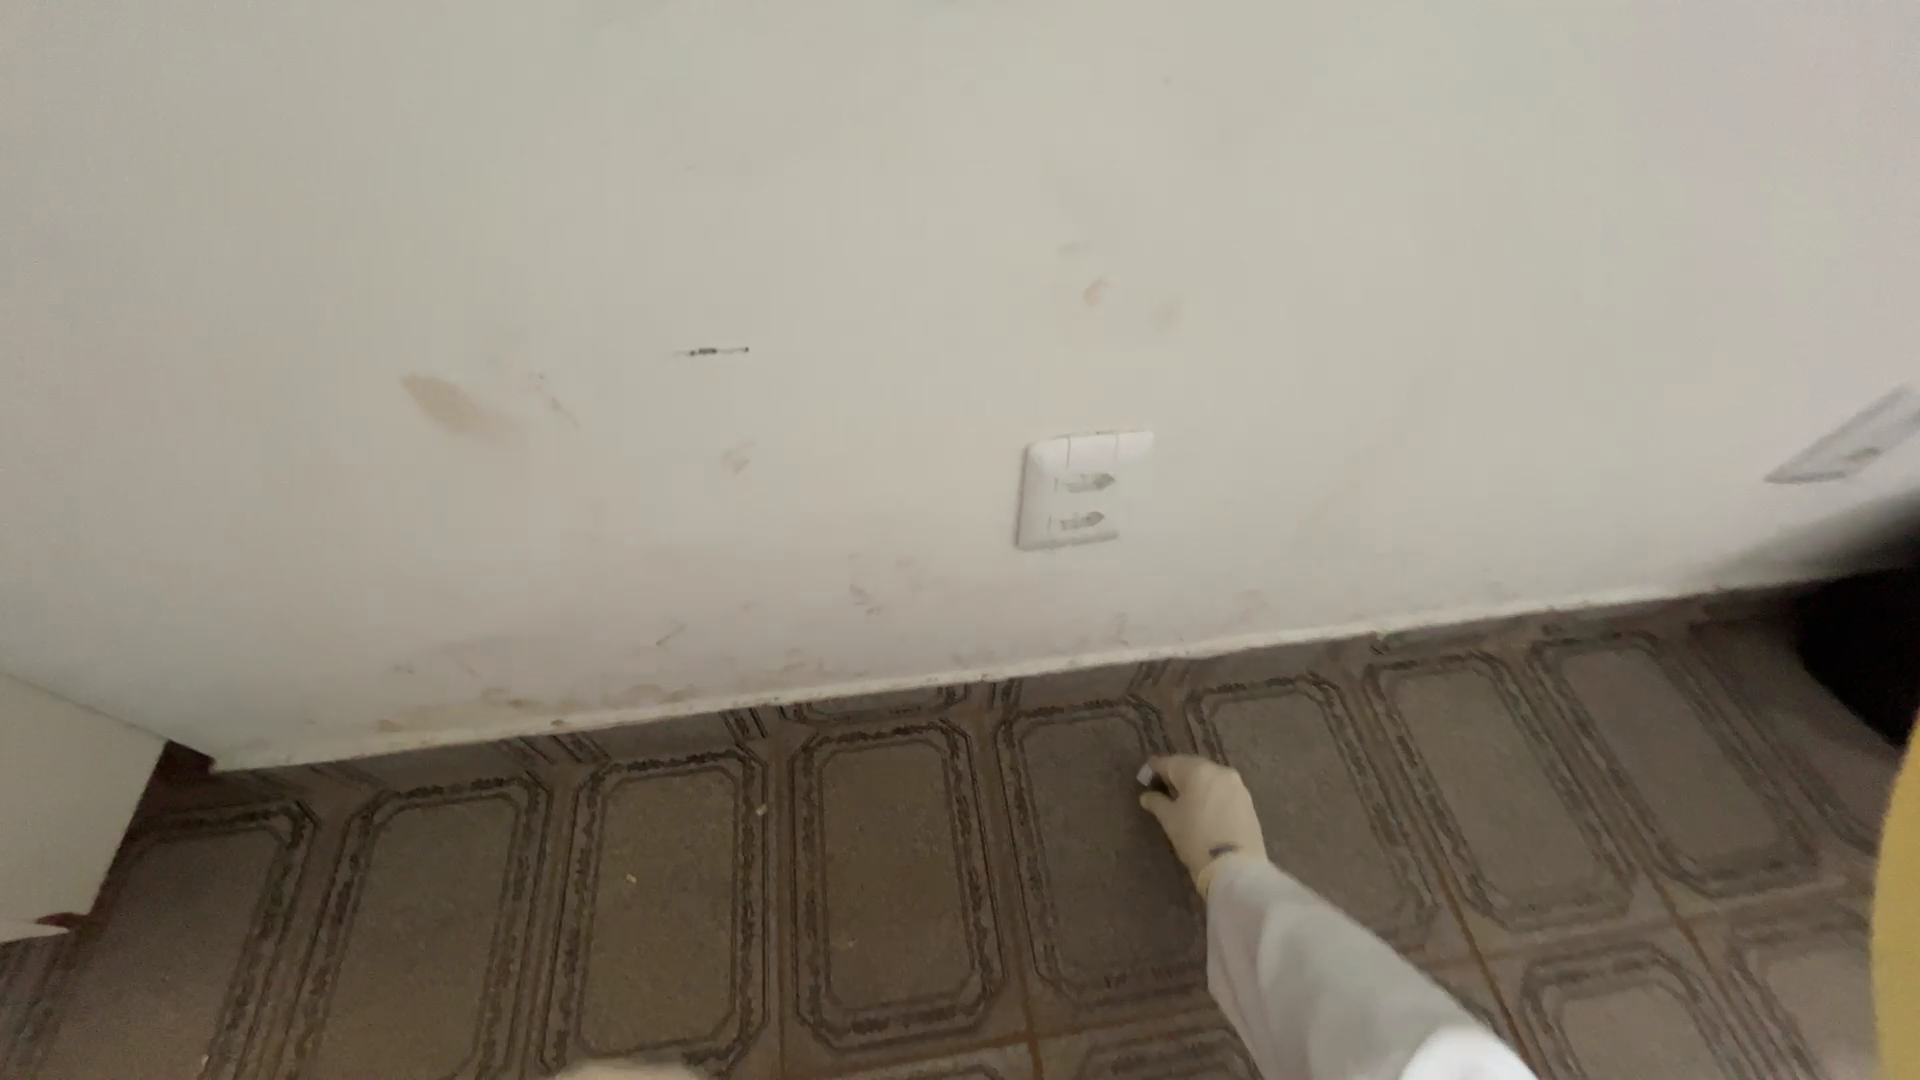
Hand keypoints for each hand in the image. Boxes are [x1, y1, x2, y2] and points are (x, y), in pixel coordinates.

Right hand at [1138, 755, 1266, 895]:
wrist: (1236, 868)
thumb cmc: (1196, 838)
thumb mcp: (1170, 820)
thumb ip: (1157, 802)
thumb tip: (1147, 796)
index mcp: (1198, 771)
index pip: (1170, 763)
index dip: (1154, 769)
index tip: (1144, 777)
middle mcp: (1219, 771)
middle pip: (1192, 767)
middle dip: (1177, 776)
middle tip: (1163, 788)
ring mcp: (1237, 786)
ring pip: (1210, 779)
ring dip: (1195, 785)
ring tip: (1184, 799)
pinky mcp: (1248, 802)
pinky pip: (1223, 791)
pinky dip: (1211, 795)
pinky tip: (1204, 808)